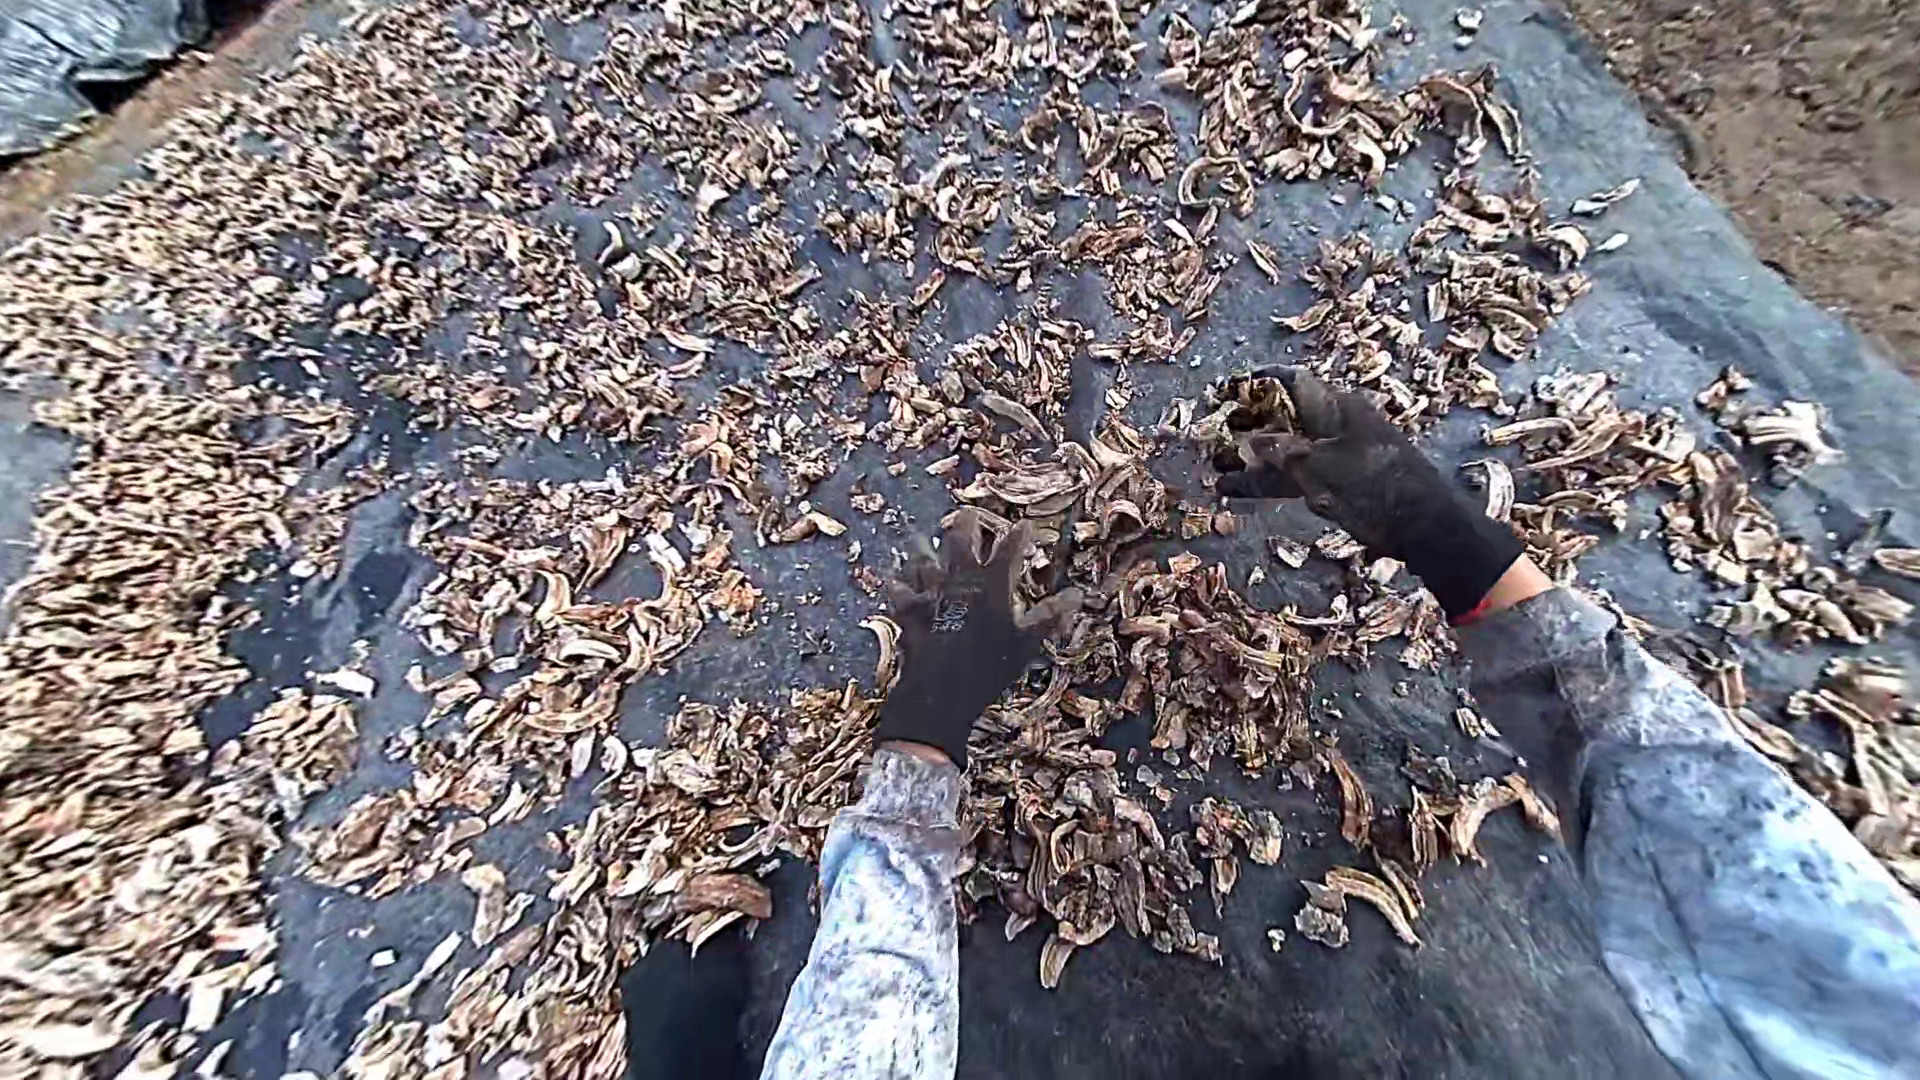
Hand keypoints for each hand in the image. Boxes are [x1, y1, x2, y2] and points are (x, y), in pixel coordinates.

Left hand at [873, 508, 1082, 768]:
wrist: (940, 692)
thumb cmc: (988, 668)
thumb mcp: (1025, 644)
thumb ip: (1049, 617)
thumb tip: (1077, 596)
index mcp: (991, 585)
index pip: (1009, 551)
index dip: (1018, 536)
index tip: (1024, 524)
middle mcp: (960, 580)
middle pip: (961, 541)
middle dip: (966, 525)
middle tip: (967, 514)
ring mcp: (931, 592)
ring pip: (925, 559)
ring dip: (925, 548)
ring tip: (923, 538)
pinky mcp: (910, 610)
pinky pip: (901, 592)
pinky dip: (898, 585)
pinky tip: (893, 579)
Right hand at [1213, 367, 1526, 619]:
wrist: (1422, 526)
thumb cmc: (1374, 485)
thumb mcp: (1320, 464)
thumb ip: (1281, 451)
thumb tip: (1249, 441)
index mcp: (1335, 407)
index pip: (1290, 383)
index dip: (1257, 383)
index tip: (1226, 390)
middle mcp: (1330, 425)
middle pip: (1280, 419)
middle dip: (1244, 429)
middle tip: (1211, 437)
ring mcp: (1331, 454)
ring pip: (1281, 451)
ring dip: (1248, 462)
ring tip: (1214, 471)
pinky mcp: (1332, 481)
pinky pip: (1289, 475)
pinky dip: (1264, 482)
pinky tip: (1234, 491)